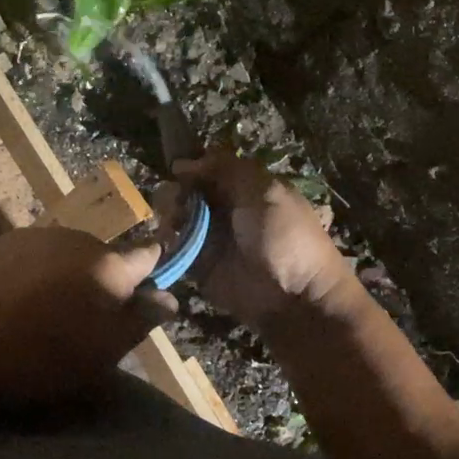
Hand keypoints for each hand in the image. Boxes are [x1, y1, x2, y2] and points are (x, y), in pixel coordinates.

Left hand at [0, 226, 176, 406]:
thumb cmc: (35, 359)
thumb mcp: (99, 353)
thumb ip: (137, 321)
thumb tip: (168, 296)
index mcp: (108, 265)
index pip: (145, 256)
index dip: (150, 271)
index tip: (148, 288)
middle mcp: (75, 240)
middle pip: (102, 256)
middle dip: (104, 280)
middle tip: (90, 321)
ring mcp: (31, 238)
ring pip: (64, 257)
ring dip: (65, 279)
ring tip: (49, 319)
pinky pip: (30, 262)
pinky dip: (33, 280)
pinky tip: (16, 309)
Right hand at [158, 149, 353, 331]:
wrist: (293, 295)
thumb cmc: (285, 236)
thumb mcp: (264, 190)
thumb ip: (226, 169)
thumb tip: (183, 163)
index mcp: (245, 188)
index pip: (209, 170)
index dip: (192, 168)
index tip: (177, 171)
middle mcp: (225, 210)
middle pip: (187, 192)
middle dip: (176, 193)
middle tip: (176, 203)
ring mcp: (209, 238)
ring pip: (176, 218)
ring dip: (169, 216)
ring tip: (171, 224)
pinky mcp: (197, 265)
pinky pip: (173, 248)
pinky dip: (165, 242)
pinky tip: (166, 240)